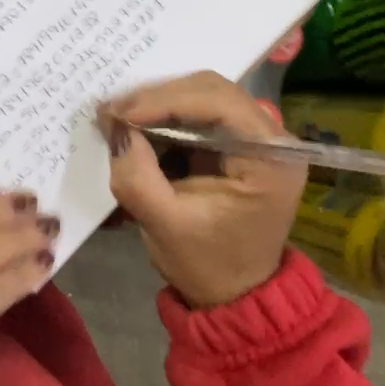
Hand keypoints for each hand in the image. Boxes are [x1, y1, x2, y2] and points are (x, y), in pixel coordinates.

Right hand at [101, 73, 306, 307]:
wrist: (234, 295)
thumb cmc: (207, 265)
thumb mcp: (164, 225)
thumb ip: (137, 176)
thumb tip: (115, 127)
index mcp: (271, 157)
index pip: (219, 102)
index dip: (165, 100)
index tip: (119, 114)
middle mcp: (272, 138)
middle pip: (211, 91)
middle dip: (157, 97)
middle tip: (112, 113)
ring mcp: (256, 138)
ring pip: (202, 96)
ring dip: (158, 104)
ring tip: (117, 119)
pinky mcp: (236, 144)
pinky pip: (198, 115)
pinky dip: (164, 117)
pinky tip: (136, 127)